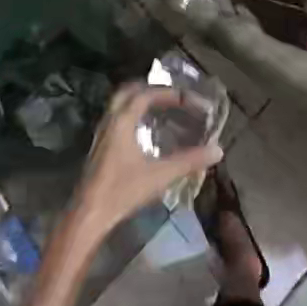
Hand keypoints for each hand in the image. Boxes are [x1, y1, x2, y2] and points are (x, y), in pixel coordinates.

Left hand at [71, 84, 222, 236]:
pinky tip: (146, 133)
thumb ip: (189, 161)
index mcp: (122, 121)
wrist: (88, 215)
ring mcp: (102, 134)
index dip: (169, 93)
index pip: (146, 94)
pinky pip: (117, 119)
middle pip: (128, 92)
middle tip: (173, 96)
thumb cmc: (123, 191)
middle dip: (151, 89)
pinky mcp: (100, 148)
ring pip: (120, 105)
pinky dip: (133, 115)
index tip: (189, 99)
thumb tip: (217, 150)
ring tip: (162, 110)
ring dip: (140, 102)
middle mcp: (109, 121)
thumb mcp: (160, 175)